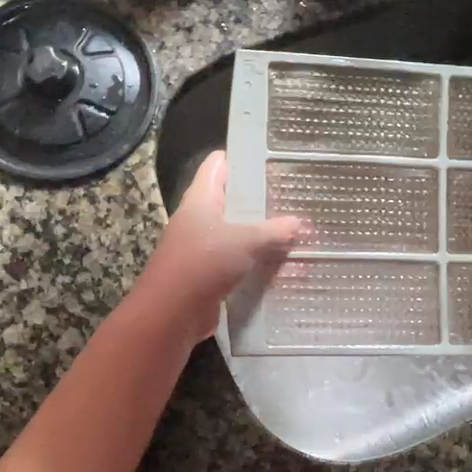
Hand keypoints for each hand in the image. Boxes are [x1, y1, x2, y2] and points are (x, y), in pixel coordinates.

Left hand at [138, 150, 299, 347]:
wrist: (172, 314)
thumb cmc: (203, 264)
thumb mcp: (244, 241)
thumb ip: (274, 231)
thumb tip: (299, 224)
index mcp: (201, 199)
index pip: (218, 165)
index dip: (242, 157)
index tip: (272, 157)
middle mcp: (199, 219)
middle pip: (231, 200)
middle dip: (261, 200)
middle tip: (294, 197)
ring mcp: (202, 248)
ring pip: (238, 234)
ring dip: (263, 235)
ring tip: (297, 232)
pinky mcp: (209, 275)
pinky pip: (239, 262)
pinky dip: (258, 263)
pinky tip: (284, 266)